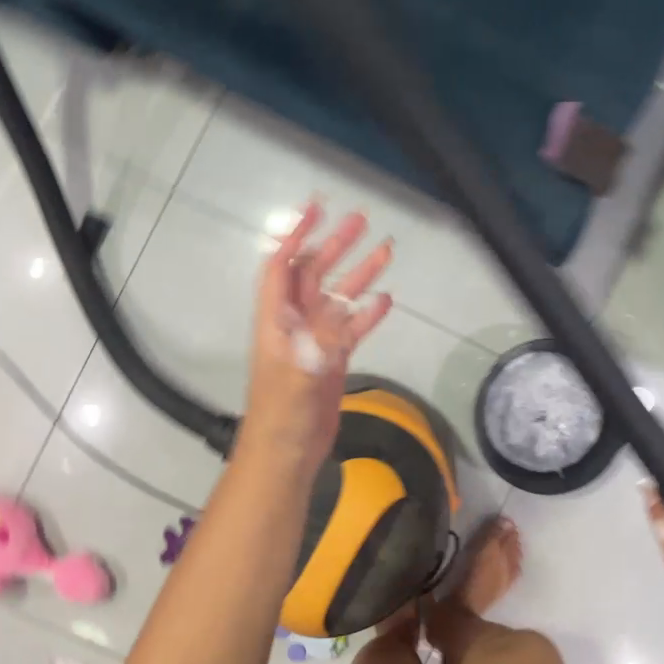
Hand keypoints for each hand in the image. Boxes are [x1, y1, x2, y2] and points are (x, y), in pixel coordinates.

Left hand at [240, 202, 392, 468]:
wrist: (286, 454)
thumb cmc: (281, 415)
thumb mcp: (298, 376)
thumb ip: (320, 342)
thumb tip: (344, 310)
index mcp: (276, 319)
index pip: (283, 265)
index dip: (296, 235)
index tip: (317, 209)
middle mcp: (294, 322)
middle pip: (315, 273)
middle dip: (336, 245)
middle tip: (362, 220)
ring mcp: (316, 340)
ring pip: (338, 297)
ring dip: (359, 274)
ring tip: (386, 250)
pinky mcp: (333, 360)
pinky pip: (352, 328)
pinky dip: (368, 313)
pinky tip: (386, 300)